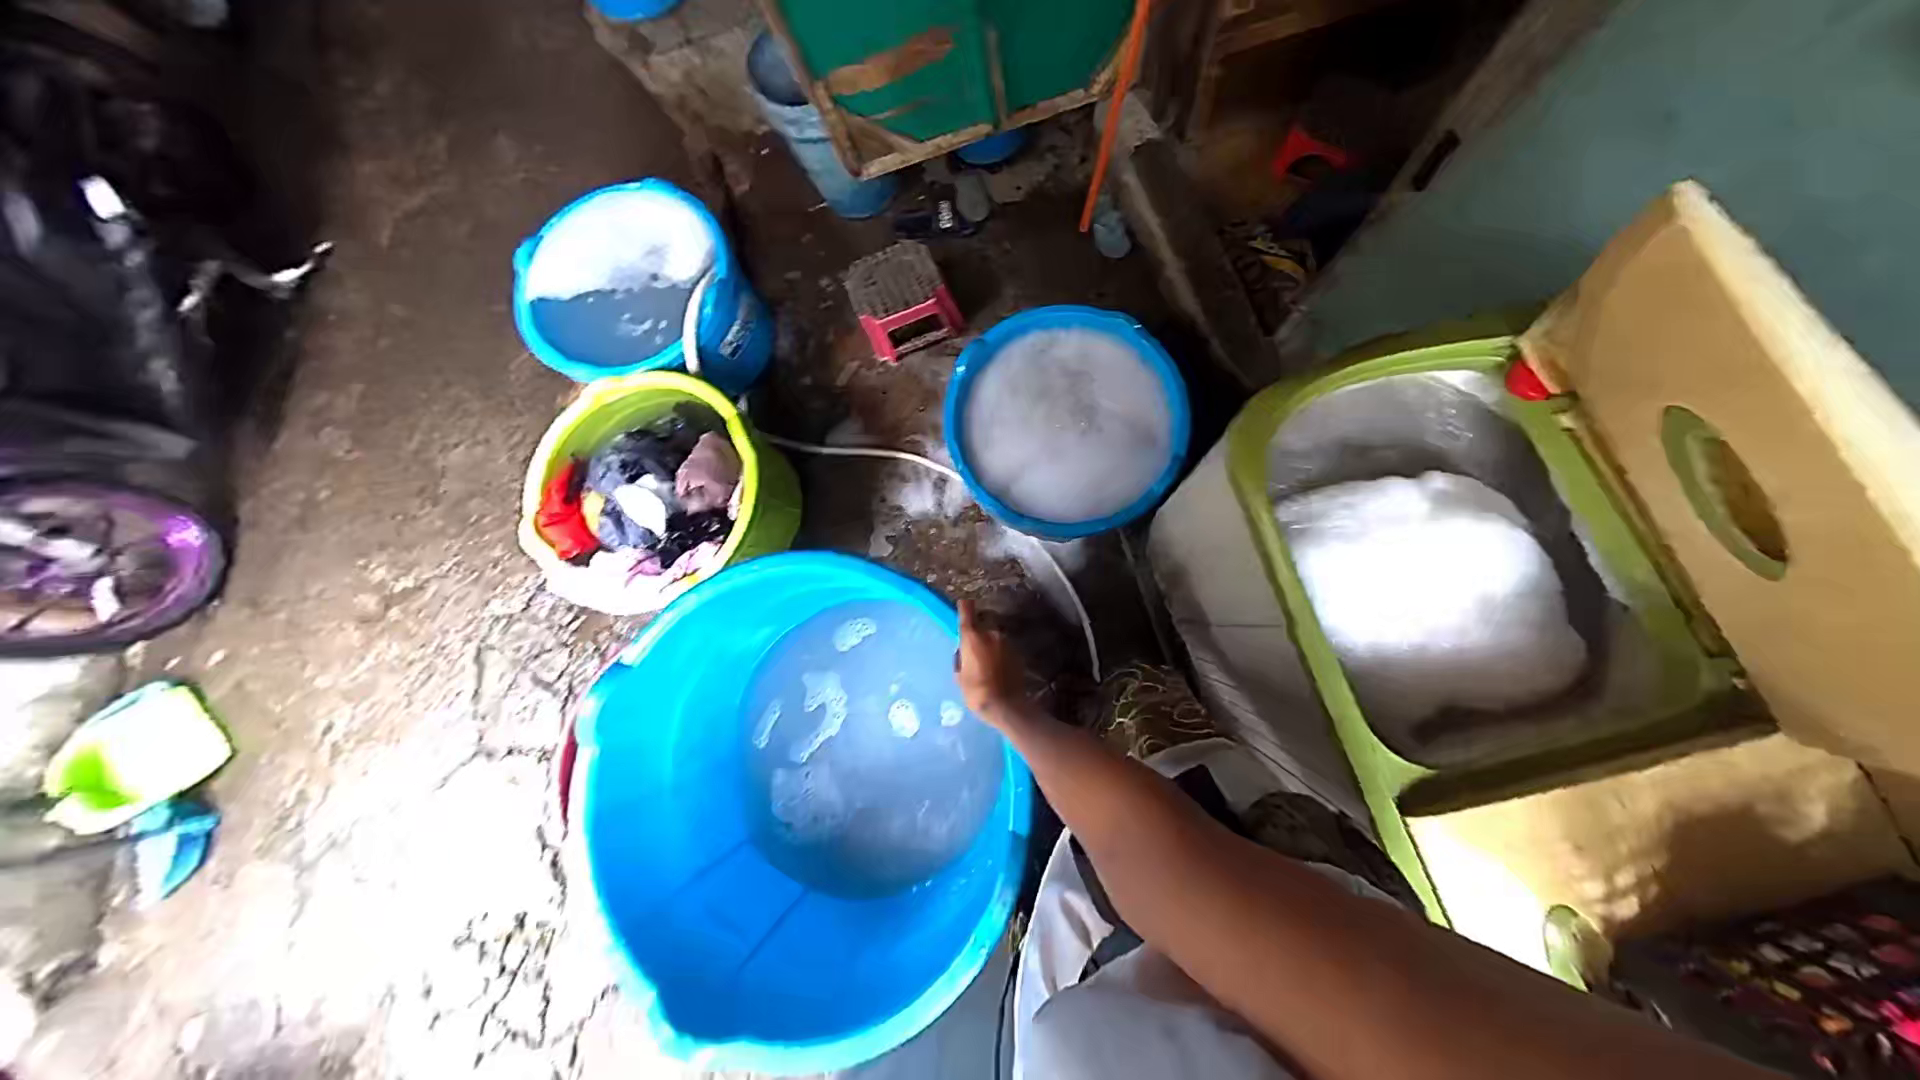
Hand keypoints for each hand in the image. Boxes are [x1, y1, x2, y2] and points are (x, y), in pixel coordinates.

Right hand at [957, 599, 1027, 725]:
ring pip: (995, 634)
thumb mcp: (959, 676)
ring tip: (986, 660)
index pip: (967, 610)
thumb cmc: (976, 691)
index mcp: (973, 636)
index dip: (964, 607)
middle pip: (983, 621)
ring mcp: (1006, 641)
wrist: (1006, 705)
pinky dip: (1000, 651)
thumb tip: (963, 651)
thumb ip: (961, 658)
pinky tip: (997, 666)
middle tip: (974, 645)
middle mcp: (991, 633)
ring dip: (990, 641)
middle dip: (979, 629)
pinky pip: (1004, 646)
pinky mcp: (1017, 651)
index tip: (963, 605)